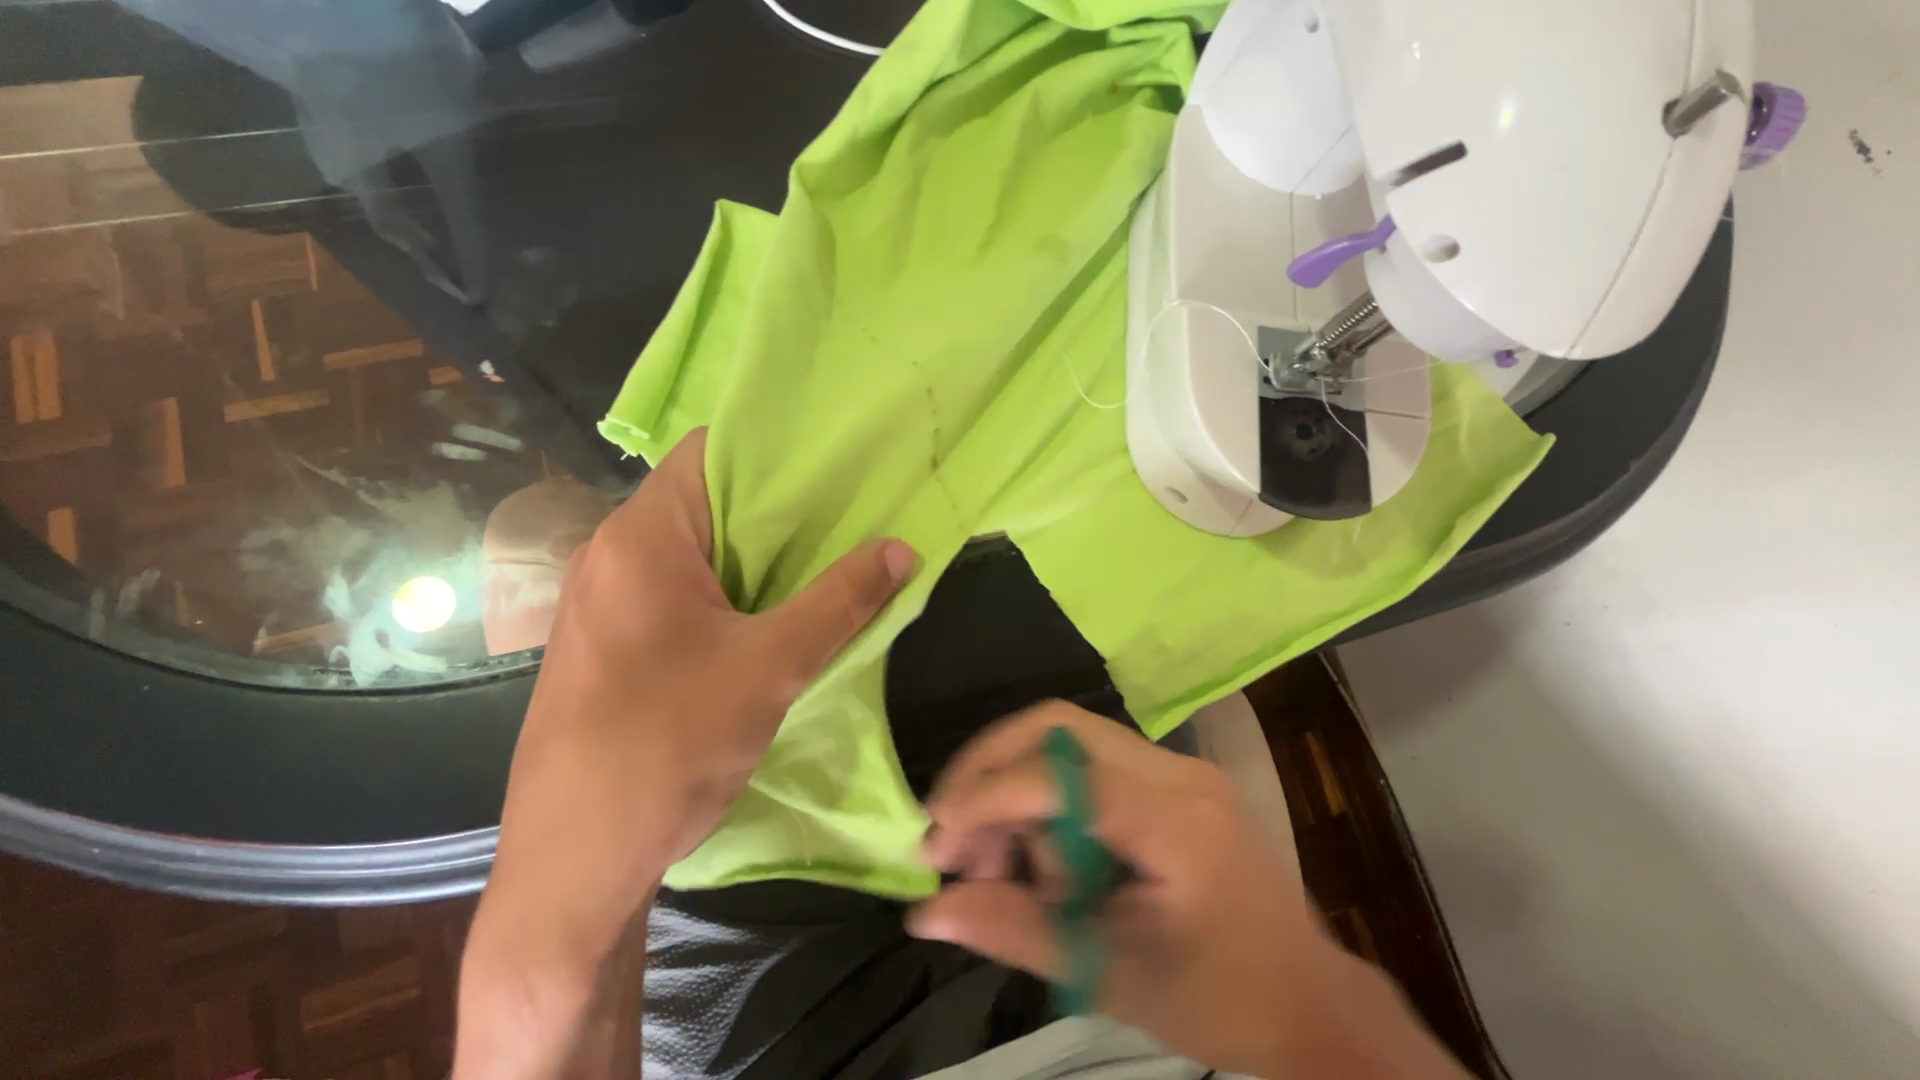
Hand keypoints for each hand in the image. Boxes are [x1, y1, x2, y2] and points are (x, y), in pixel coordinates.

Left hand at [456, 429, 915, 1079]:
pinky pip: (673, 598)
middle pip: (704, 504)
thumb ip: (840, 600)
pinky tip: (768, 626)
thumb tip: (902, 547)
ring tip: (823, 570)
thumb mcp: (770, 667)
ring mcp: (600, 605)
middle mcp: (609, 556)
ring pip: (691, 557)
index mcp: (640, 538)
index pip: (710, 453)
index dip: (776, 453)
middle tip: (851, 522)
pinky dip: (724, 599)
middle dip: (778, 514)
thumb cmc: (668, 745)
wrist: (574, 861)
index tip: (839, 468)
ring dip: (754, 563)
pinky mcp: (605, 648)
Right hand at [912, 703, 1466, 1079]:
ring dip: (1014, 789)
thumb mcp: (1109, 973)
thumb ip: (1015, 930)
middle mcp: (1179, 774)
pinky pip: (1088, 767)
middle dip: (988, 769)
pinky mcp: (1173, 785)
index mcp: (1177, 821)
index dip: (989, 798)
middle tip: (950, 834)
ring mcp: (1180, 772)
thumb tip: (925, 913)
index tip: (938, 847)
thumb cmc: (1218, 999)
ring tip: (994, 865)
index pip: (1064, 776)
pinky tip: (1036, 859)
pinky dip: (1045, 801)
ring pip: (1067, 741)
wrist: (1309, 1005)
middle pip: (1059, 725)